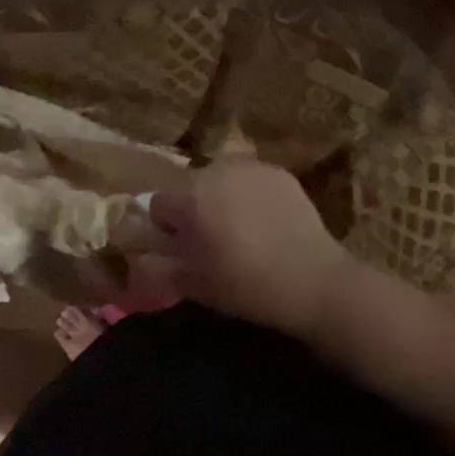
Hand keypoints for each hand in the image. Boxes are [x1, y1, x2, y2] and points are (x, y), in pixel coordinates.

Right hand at [124, 159, 355, 333]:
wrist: (313, 281)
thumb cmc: (246, 286)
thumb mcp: (194, 286)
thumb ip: (160, 268)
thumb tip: (141, 260)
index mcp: (189, 199)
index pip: (158, 205)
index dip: (166, 229)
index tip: (182, 250)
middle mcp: (215, 172)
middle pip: (189, 187)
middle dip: (194, 209)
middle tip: (212, 242)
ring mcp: (250, 168)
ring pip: (220, 180)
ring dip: (221, 198)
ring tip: (241, 230)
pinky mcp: (279, 172)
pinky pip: (250, 180)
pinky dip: (250, 195)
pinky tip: (266, 222)